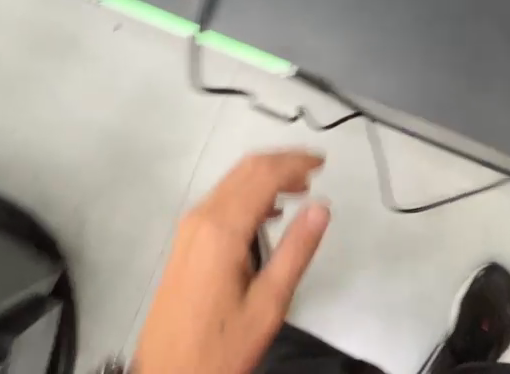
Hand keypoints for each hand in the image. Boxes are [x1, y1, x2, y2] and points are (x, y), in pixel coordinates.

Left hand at [134, 151, 330, 373]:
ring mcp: (190, 226)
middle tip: (315, 169)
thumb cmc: (220, 348)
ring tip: (301, 187)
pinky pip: (223, 198)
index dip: (294, 162)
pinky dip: (250, 192)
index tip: (322, 162)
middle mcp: (203, 216)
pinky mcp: (186, 239)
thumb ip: (295, 252)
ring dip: (267, 175)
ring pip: (233, 180)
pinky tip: (270, 212)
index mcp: (223, 228)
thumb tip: (322, 206)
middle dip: (283, 162)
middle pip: (247, 169)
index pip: (264, 175)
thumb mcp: (267, 307)